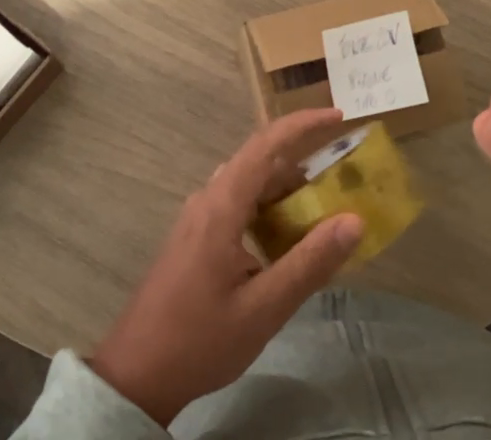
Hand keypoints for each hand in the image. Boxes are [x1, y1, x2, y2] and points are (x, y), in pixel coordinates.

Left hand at [91, 108, 364, 423]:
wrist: (136, 373)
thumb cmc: (199, 339)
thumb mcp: (264, 308)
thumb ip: (310, 262)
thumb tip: (354, 219)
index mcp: (221, 208)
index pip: (265, 146)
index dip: (302, 125)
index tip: (338, 116)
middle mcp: (206, 202)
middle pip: (258, 163)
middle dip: (302, 162)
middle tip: (343, 178)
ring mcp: (196, 220)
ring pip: (248, 187)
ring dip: (285, 191)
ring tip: (324, 212)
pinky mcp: (194, 239)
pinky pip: (238, 207)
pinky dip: (268, 212)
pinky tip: (288, 242)